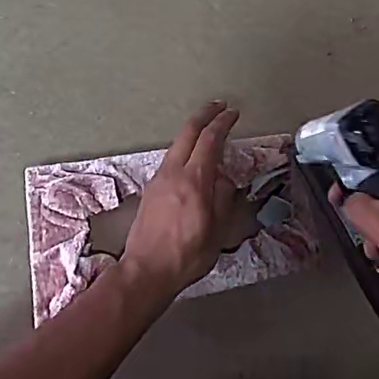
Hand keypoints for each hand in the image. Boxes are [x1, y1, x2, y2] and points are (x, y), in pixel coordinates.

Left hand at [119, 102, 241, 295]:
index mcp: (194, 181)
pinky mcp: (151, 192)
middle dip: (204, 115)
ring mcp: (158, 181)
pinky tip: (192, 162)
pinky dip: (184, 151)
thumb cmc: (187, 255)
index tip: (233, 114)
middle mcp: (173, 174)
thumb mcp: (217, 229)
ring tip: (207, 132)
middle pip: (187, 133)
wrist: (145, 272)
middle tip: (218, 106)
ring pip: (176, 146)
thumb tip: (225, 180)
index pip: (210, 140)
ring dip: (193, 133)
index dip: (223, 123)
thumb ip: (223, 198)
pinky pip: (170, 161)